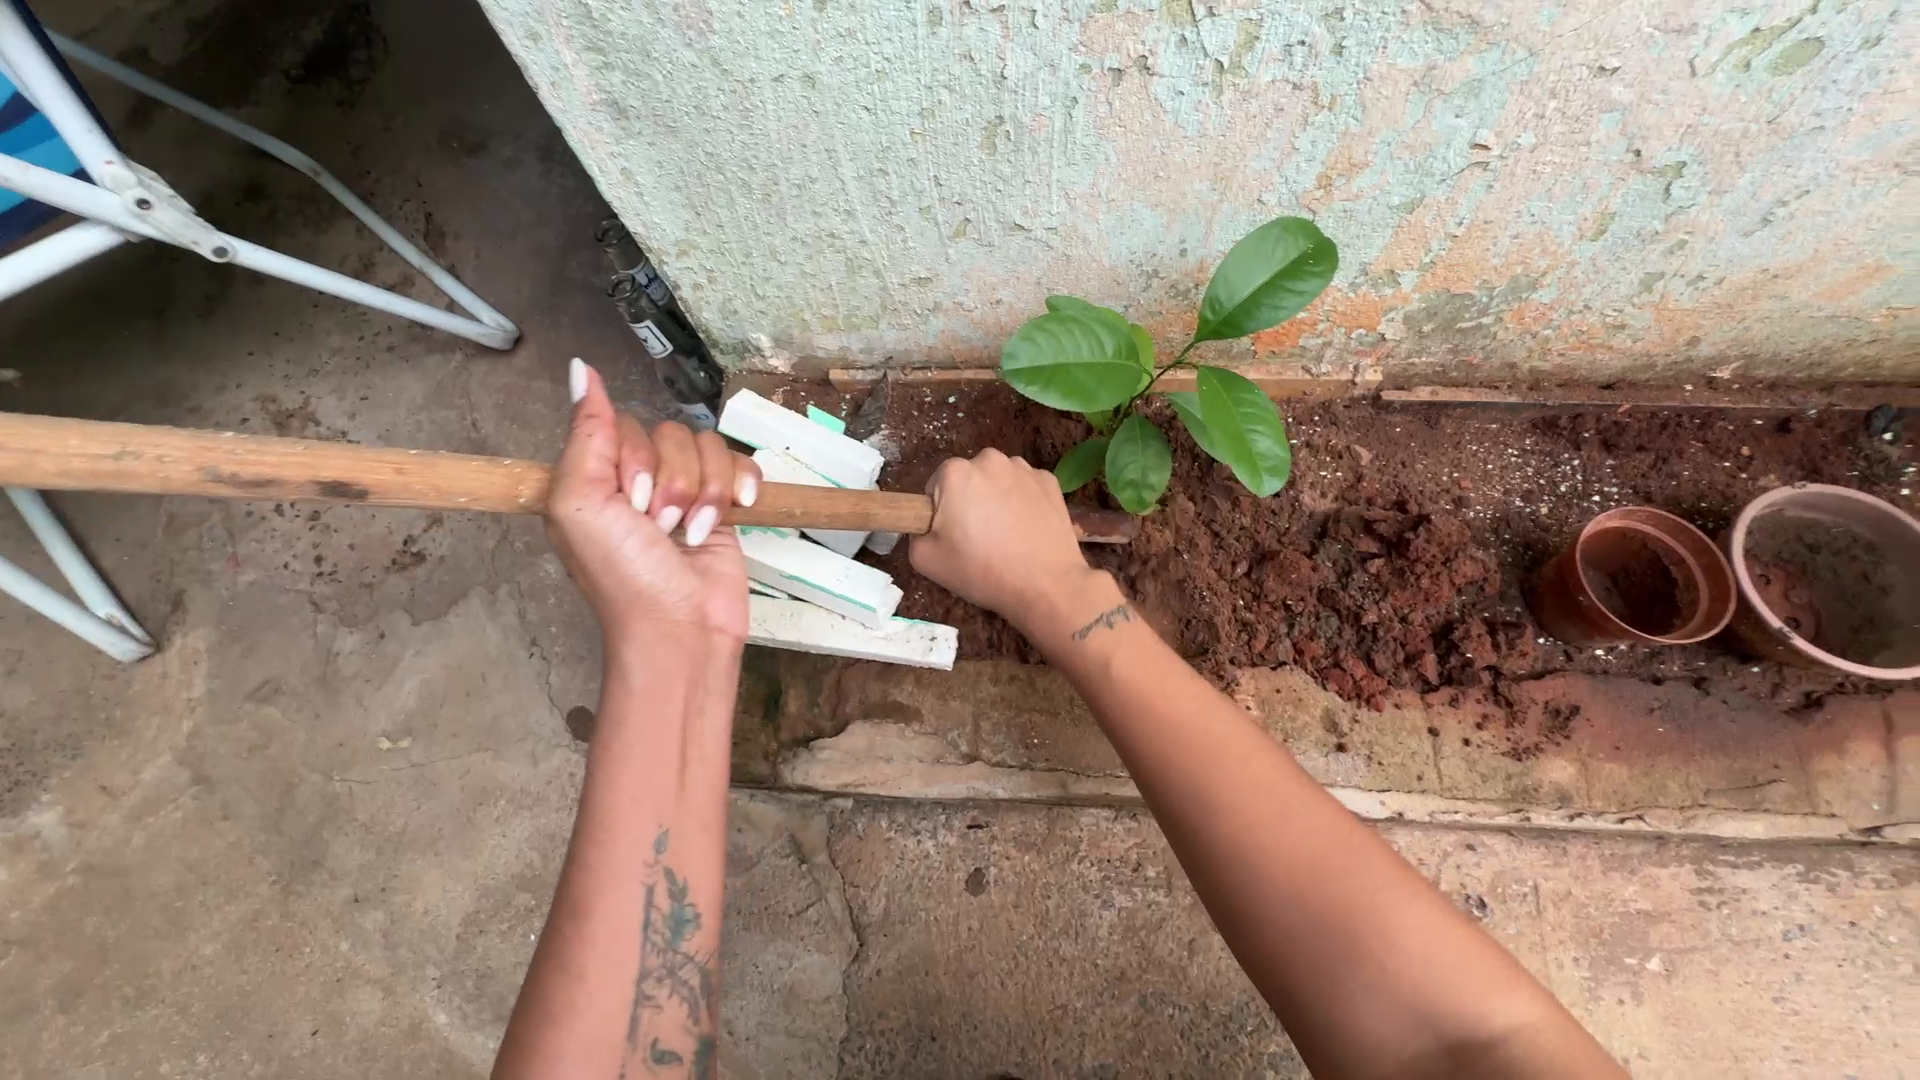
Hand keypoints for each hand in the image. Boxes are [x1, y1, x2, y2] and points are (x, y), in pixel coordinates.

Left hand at [545, 359, 760, 649]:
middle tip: (662, 528)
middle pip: (671, 433)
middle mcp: (641, 479)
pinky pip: (741, 465)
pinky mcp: (726, 506)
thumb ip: (585, 434)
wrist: (683, 628)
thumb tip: (581, 367)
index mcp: (596, 476)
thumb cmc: (624, 576)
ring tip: (694, 534)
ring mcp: (686, 491)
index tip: (632, 505)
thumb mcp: (581, 504)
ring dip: (706, 493)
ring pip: (709, 448)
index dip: (635, 459)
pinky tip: (739, 511)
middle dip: (673, 482)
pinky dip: (743, 486)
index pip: (623, 424)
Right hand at [907, 448, 1098, 629]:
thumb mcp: (925, 559)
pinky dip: (1022, 503)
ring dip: (996, 500)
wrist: (1045, 585)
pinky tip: (1026, 532)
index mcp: (955, 472)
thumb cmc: (981, 570)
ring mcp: (1024, 468)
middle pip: (967, 479)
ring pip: (998, 481)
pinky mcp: (1050, 481)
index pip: (934, 487)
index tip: (952, 537)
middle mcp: (989, 459)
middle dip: (968, 502)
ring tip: (1005, 538)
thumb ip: (913, 532)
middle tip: (977, 540)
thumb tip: (926, 524)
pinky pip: (1025, 488)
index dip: (939, 513)